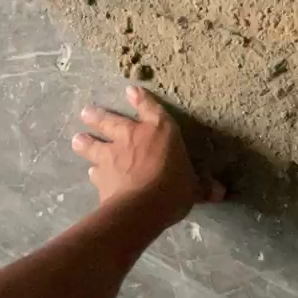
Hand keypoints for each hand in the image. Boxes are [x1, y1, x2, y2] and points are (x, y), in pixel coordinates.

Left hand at [72, 86, 224, 227]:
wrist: (141, 206)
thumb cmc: (172, 187)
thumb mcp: (192, 187)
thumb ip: (202, 186)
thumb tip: (221, 191)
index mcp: (160, 131)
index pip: (151, 108)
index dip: (141, 99)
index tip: (130, 90)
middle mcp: (133, 136)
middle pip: (112, 121)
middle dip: (99, 116)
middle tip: (85, 112)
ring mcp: (113, 155)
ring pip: (96, 144)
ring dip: (86, 142)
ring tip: (76, 138)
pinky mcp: (101, 176)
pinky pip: (96, 171)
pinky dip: (93, 171)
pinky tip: (90, 172)